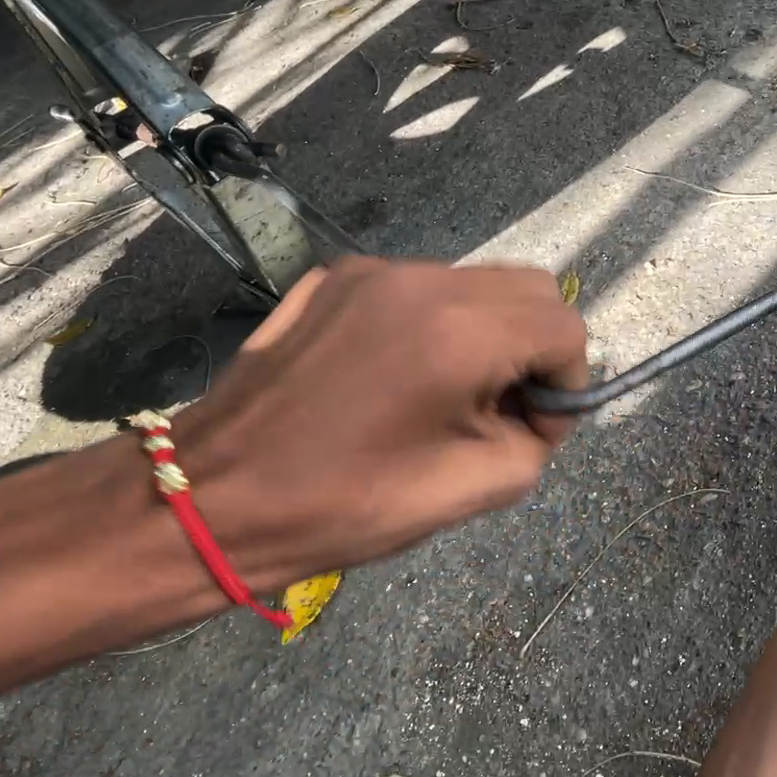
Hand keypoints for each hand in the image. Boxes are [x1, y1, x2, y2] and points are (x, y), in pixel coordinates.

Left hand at [168, 257, 586, 590]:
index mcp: (461, 333)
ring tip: (452, 392)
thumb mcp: (473, 489)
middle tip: (505, 407)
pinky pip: (425, 286)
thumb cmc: (346, 505)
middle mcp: (424, 282)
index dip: (569, 381)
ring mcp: (375, 271)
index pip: (565, 327)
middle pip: (534, 288)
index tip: (535, 428)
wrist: (207, 499)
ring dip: (493, 333)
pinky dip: (441, 323)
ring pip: (482, 282)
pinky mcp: (337, 277)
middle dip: (539, 348)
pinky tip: (402, 374)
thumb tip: (539, 406)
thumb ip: (538, 438)